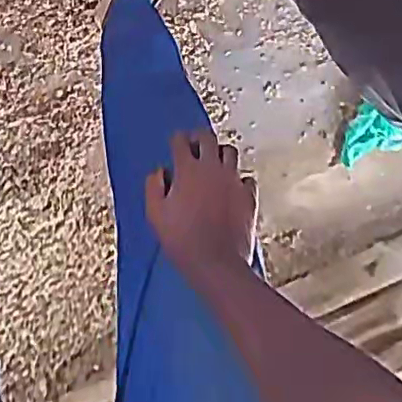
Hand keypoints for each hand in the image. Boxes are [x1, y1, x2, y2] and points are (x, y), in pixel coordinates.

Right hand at [144, 130, 257, 274]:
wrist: (217, 265)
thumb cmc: (182, 239)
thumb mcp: (155, 214)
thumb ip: (153, 187)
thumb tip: (160, 172)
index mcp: (188, 169)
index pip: (181, 140)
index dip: (177, 141)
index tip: (175, 146)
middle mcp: (212, 168)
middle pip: (208, 137)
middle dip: (199, 138)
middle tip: (194, 147)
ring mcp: (233, 181)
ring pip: (230, 152)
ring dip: (220, 154)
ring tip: (214, 165)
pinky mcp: (249, 197)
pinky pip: (246, 178)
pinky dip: (238, 179)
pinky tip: (232, 189)